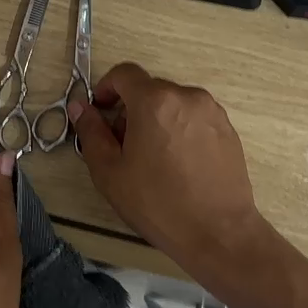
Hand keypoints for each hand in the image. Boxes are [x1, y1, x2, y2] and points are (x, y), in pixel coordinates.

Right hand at [69, 62, 275, 282]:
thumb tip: (80, 106)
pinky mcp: (227, 128)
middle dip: (131, 109)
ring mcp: (211, 111)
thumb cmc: (158, 203)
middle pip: (149, 89)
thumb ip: (91, 132)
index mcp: (154, 100)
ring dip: (157, 119)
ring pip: (173, 104)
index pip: (124, 73)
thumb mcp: (110, 172)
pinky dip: (180, 130)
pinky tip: (179, 165)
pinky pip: (194, 118)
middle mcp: (186, 95)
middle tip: (123, 145)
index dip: (106, 87)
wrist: (219, 233)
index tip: (100, 111)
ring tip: (153, 159)